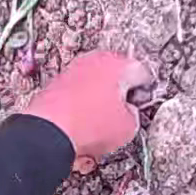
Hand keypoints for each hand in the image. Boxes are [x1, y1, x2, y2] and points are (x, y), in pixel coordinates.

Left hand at [21, 51, 148, 161]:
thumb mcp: (128, 128)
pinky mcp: (55, 85)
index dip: (145, 92)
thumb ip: (134, 115)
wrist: (50, 133)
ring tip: (99, 127)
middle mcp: (94, 61)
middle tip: (122, 116)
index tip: (142, 105)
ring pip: (95, 88)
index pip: (142, 72)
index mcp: (117, 64)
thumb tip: (129, 114)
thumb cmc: (89, 126)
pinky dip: (81, 111)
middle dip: (120, 96)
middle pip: (116, 77)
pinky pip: (76, 98)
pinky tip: (82, 129)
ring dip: (99, 104)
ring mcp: (72, 72)